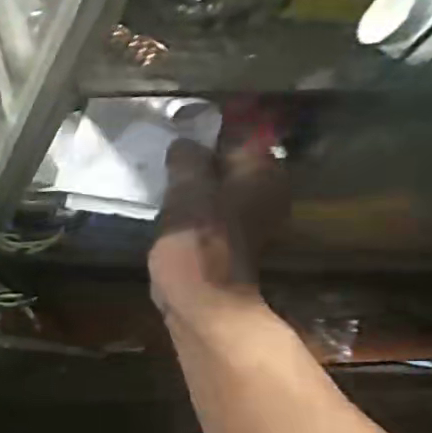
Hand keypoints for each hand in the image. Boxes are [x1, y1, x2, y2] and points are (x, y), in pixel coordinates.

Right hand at [149, 132, 288, 325]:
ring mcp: (253, 215)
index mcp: (262, 173)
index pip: (238, 137)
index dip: (207, 133)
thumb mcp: (186, 196)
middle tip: (164, 158)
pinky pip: (216, 207)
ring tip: (163, 181)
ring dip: (197, 182)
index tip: (174, 134)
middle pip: (231, 162)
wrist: (202, 299)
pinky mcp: (234, 236)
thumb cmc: (196, 244)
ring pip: (222, 185)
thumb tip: (184, 141)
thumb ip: (187, 163)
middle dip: (201, 158)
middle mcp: (268, 189)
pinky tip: (173, 208)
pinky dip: (197, 203)